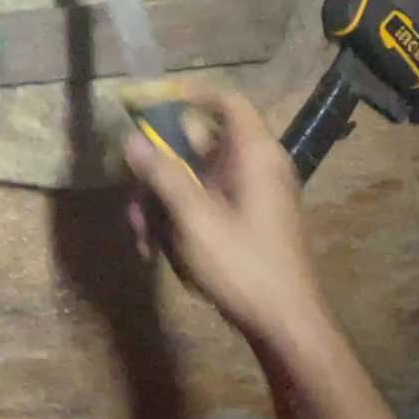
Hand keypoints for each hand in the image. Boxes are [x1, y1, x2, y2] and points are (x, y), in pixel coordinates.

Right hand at [124, 88, 328, 347]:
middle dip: (157, 171)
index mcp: (254, 155)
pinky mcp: (243, 219)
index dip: (189, 93)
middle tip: (134, 196)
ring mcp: (249, 194)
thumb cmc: (244, 265)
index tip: (149, 101)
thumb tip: (132, 139)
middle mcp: (254, 166)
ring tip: (143, 238)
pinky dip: (177, 219)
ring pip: (192, 178)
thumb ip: (163, 175)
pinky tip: (156, 250)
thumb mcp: (194, 219)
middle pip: (195, 145)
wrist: (286, 325)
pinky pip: (201, 202)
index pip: (226, 101)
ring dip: (161, 202)